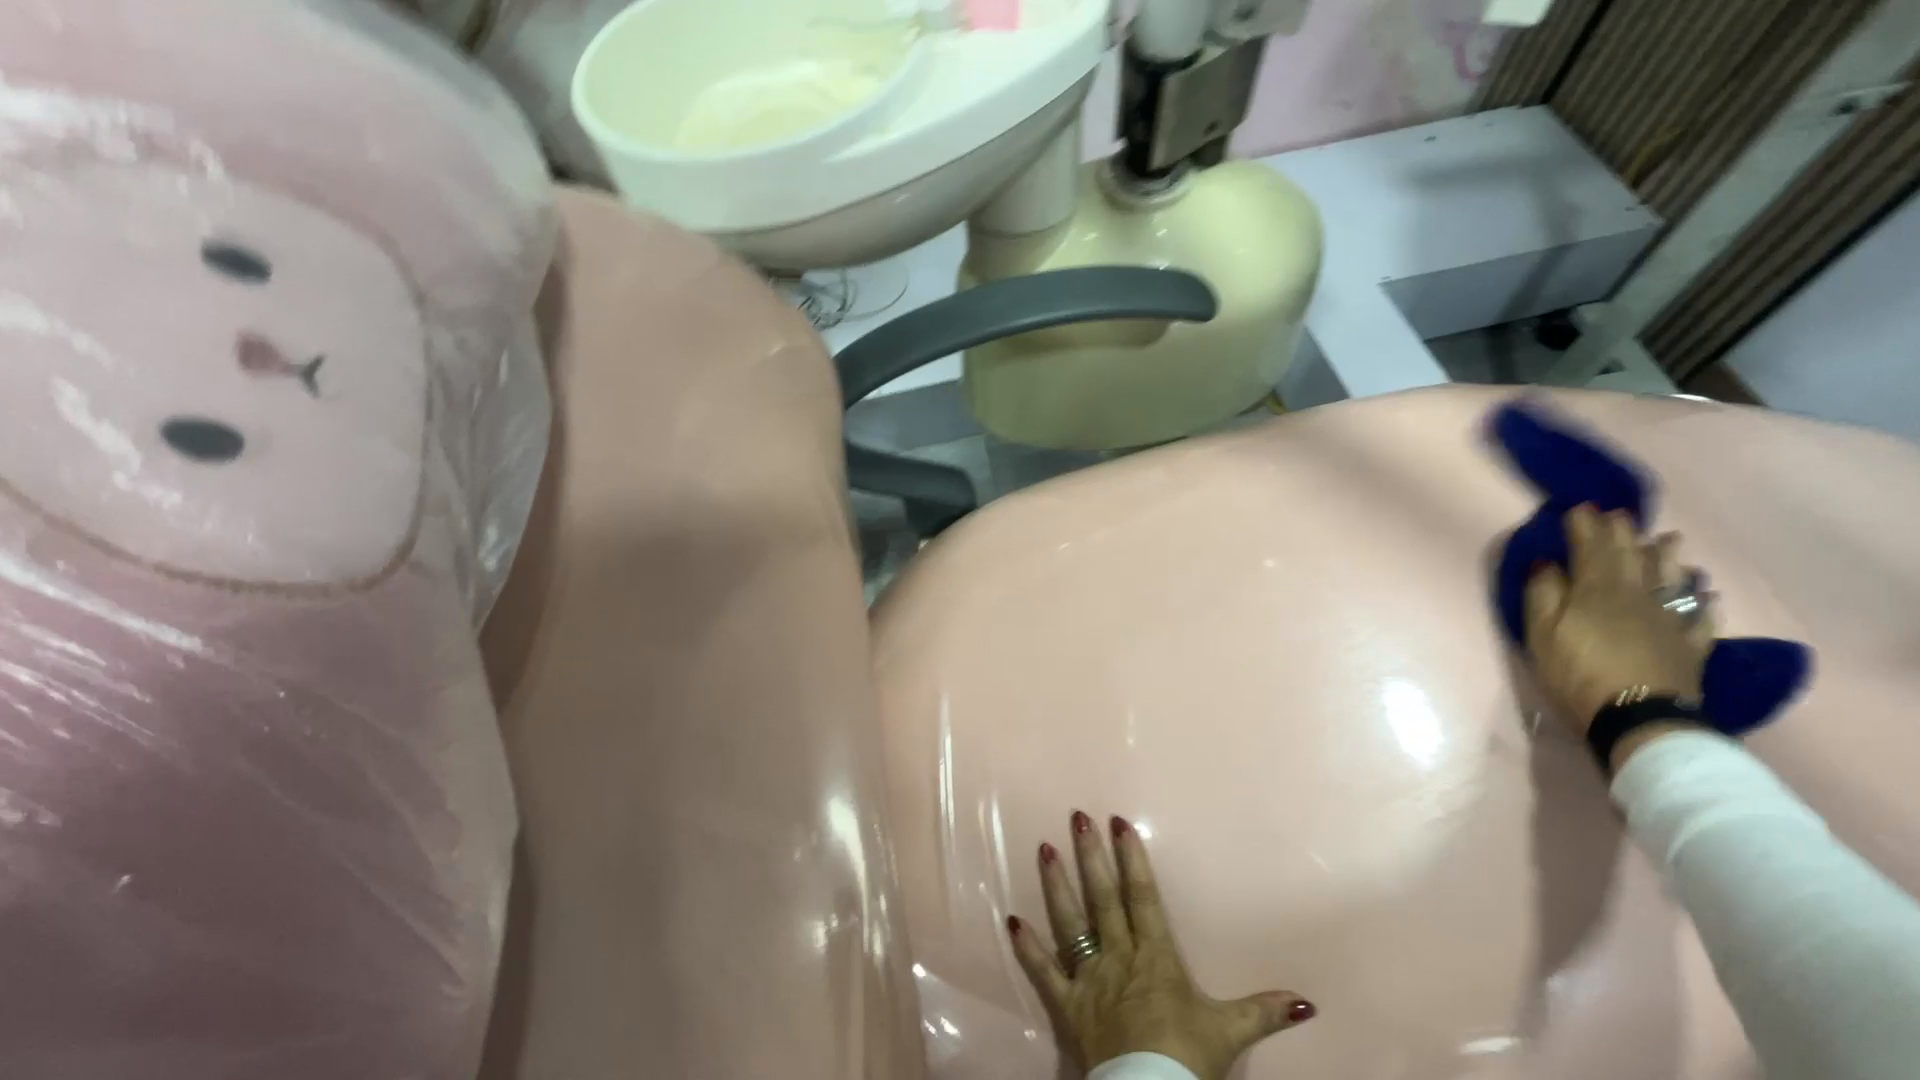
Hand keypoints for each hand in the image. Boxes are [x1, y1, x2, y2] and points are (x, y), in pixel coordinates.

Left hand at [1007, 811, 1314, 1079]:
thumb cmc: (1187, 1057)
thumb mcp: (1230, 1032)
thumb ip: (1264, 1012)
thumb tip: (1308, 1001)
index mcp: (1155, 955)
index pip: (1142, 895)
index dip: (1131, 858)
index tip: (1119, 824)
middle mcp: (1118, 956)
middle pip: (1102, 897)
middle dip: (1091, 856)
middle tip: (1076, 818)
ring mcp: (1089, 977)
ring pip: (1069, 922)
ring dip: (1057, 885)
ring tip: (1044, 849)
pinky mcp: (1067, 1003)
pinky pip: (1043, 971)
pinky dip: (1027, 946)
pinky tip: (1011, 919)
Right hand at [1524, 504, 1714, 736]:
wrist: (1640, 718)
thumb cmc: (1578, 673)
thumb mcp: (1542, 633)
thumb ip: (1542, 594)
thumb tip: (1546, 562)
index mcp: (1597, 590)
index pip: (1590, 548)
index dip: (1584, 526)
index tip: (1579, 507)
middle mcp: (1637, 595)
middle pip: (1631, 556)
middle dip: (1622, 532)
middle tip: (1620, 514)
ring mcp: (1669, 620)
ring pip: (1671, 579)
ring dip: (1668, 556)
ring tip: (1669, 539)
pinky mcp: (1690, 646)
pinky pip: (1702, 618)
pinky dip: (1704, 602)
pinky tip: (1708, 593)